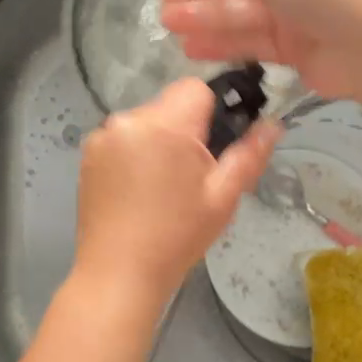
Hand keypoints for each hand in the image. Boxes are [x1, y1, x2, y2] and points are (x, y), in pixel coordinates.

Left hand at [74, 77, 281, 299]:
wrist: (119, 273)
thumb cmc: (177, 236)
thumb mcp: (223, 197)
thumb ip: (249, 154)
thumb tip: (273, 124)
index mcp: (164, 125)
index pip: (196, 88)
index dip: (212, 112)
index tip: (213, 147)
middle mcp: (128, 120)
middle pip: (170, 105)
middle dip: (185, 130)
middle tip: (190, 176)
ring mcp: (102, 137)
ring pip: (146, 122)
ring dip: (158, 142)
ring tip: (162, 188)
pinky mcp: (88, 156)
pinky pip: (122, 139)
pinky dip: (134, 154)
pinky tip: (137, 191)